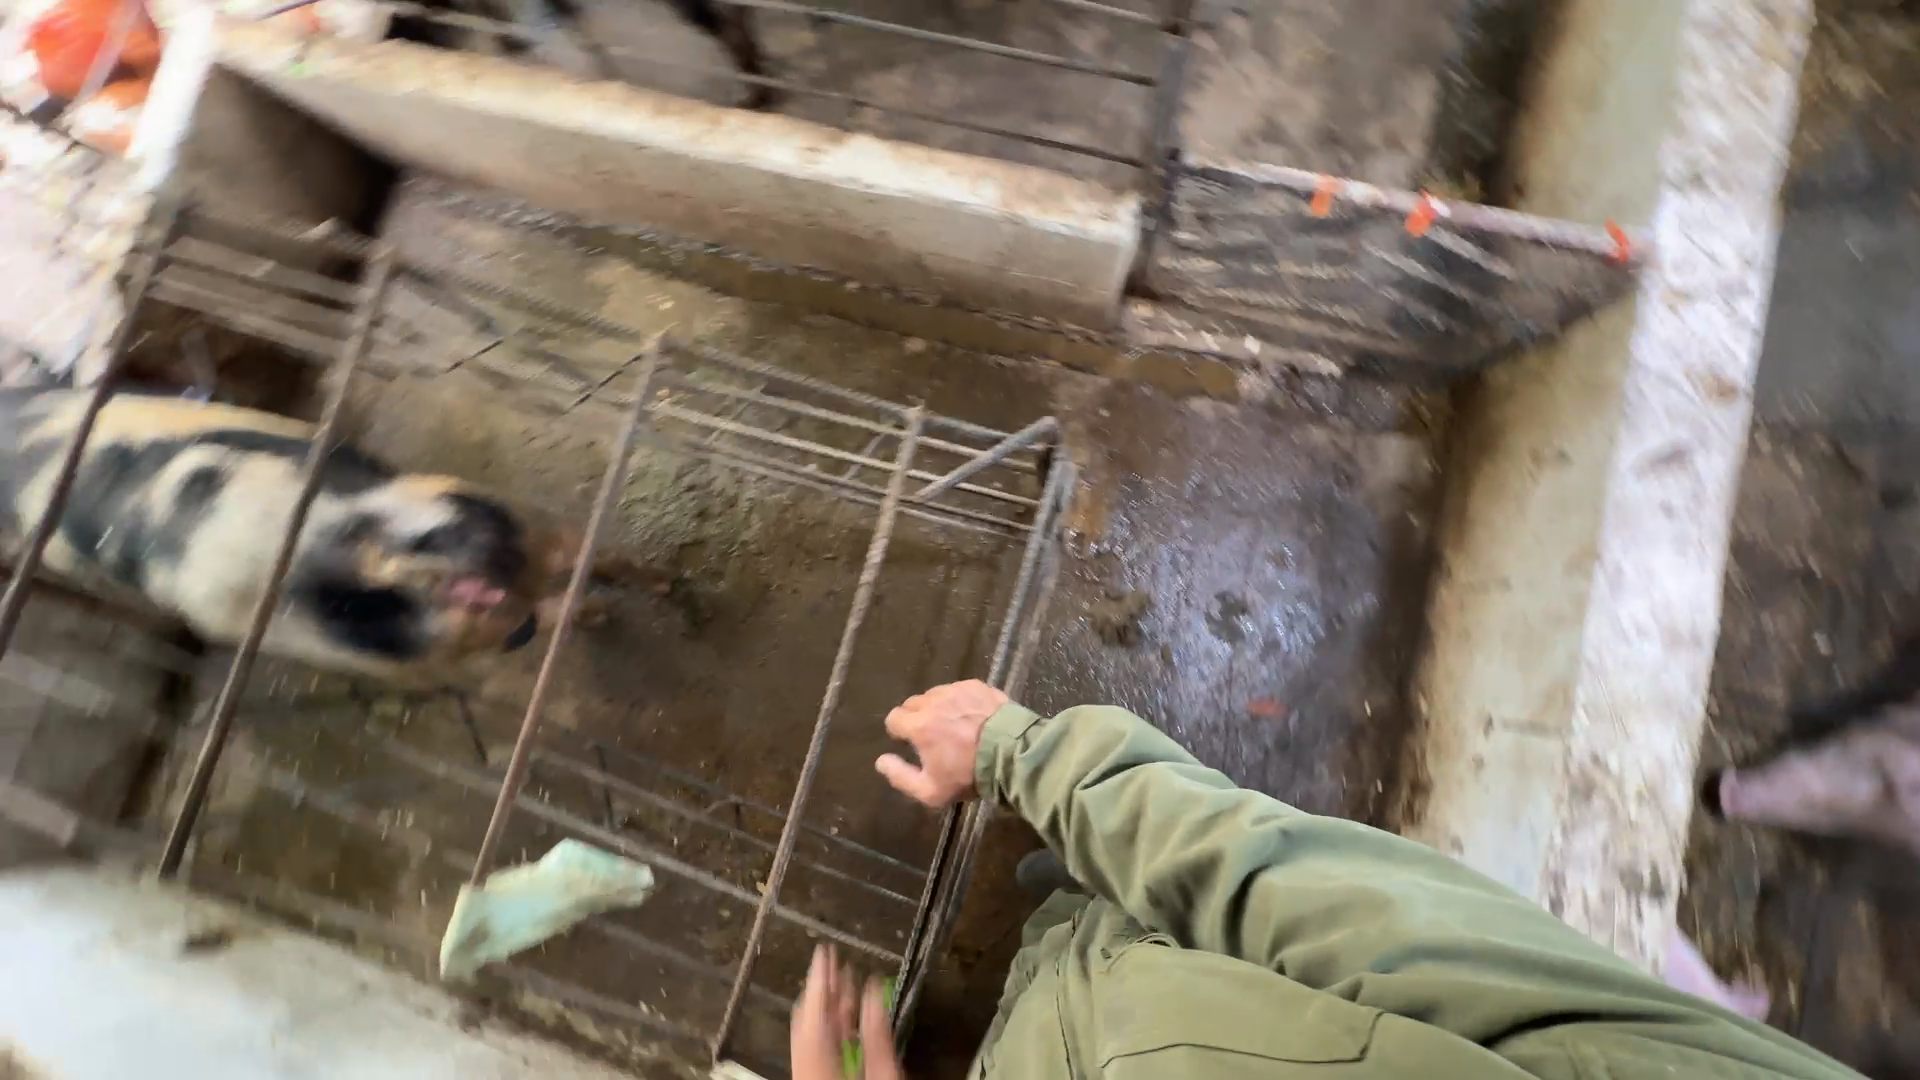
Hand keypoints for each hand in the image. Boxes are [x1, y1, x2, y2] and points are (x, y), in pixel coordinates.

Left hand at [792, 944, 903, 1079]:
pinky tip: (847, 1010)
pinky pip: (817, 1040)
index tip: (824, 949)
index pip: (816, 1006)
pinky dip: (830, 1020)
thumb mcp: (882, 1071)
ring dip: (829, 1000)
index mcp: (819, 1055)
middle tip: (834, 954)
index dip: (820, 974)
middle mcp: (807, 1059)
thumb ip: (877, 1029)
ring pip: (814, 1027)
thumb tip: (874, 985)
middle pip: (810, 1014)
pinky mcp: (816, 1073)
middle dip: (824, 982)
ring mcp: (809, 1068)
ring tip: (843, 974)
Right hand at [875, 680, 1009, 807]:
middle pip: (912, 703)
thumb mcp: (930, 791)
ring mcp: (956, 690)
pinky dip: (959, 701)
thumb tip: (880, 761)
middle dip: (916, 717)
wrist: (1012, 754)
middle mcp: (933, 701)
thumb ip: (900, 776)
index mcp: (918, 725)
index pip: (894, 718)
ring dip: (937, 707)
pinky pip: (958, 689)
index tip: (909, 742)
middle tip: (931, 735)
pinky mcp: (976, 686)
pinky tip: (971, 716)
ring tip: (953, 724)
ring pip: (935, 694)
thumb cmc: (968, 775)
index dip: (898, 731)